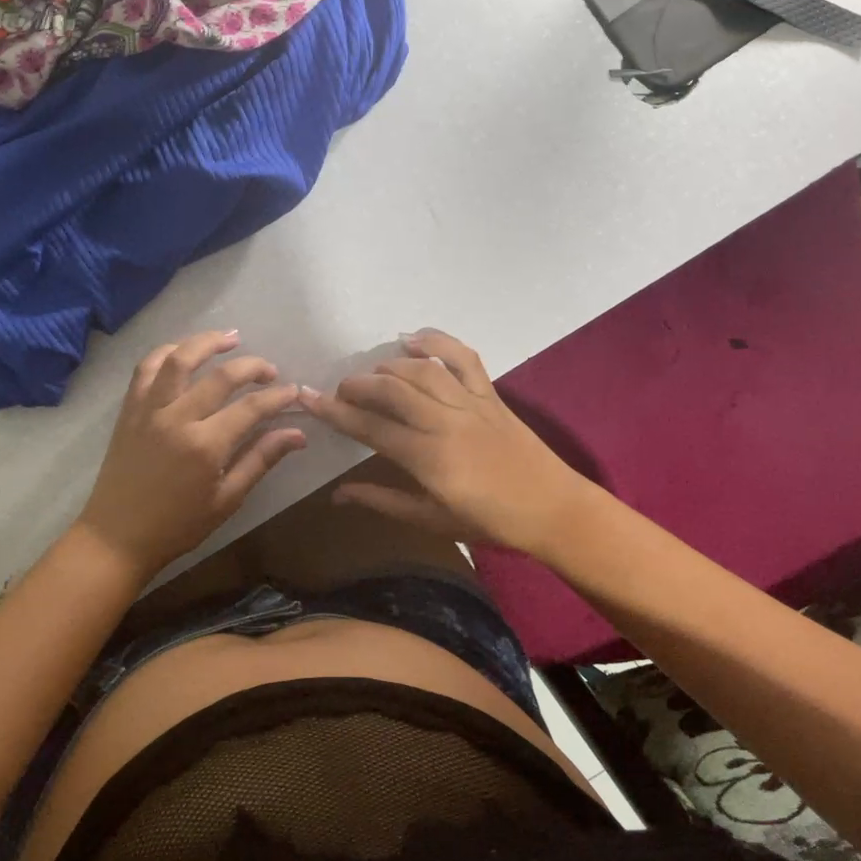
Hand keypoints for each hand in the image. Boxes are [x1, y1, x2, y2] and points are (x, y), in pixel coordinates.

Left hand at [76, 330, 305, 578]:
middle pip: (220, 376)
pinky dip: (166, 352)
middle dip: (251, 366)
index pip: (251, 408)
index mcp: (204, 446)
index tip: (294, 391)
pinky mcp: (129, 410)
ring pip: (178, 360)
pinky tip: (183, 350)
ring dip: (206, 342)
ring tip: (230, 338)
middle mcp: (176, 419)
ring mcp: (148, 410)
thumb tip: (297, 433)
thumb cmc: (177, 525)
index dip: (277, 396)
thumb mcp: (226, 499)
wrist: (118, 535)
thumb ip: (260, 460)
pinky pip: (146, 369)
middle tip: (269, 370)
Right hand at [298, 329, 593, 556]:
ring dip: (388, 367)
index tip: (307, 398)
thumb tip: (337, 494)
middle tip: (340, 391)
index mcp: (428, 458)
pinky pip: (463, 358)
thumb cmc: (489, 522)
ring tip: (371, 376)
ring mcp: (471, 404)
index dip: (334, 412)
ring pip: (420, 370)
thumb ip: (382, 500)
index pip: (370, 428)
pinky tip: (412, 339)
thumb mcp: (430, 519)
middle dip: (357, 385)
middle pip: (391, 390)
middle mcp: (445, 423)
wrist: (553, 510)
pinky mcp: (491, 394)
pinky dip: (437, 342)